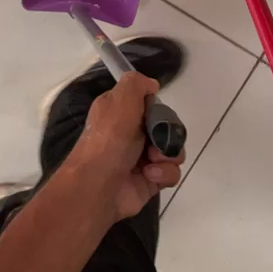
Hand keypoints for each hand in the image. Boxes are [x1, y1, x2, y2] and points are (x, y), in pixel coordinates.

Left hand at [60, 71, 182, 220]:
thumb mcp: (119, 100)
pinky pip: (171, 172)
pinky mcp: (151, 180)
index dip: (156, 107)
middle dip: (167, 133)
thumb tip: (152, 85)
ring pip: (173, 150)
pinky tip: (149, 175)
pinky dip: (163, 173)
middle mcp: (131, 133)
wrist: (99, 186)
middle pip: (166, 127)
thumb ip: (136, 84)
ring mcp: (142, 158)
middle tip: (156, 139)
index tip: (155, 112)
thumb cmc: (108, 140)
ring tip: (152, 161)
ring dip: (167, 154)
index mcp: (119, 112)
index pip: (149, 103)